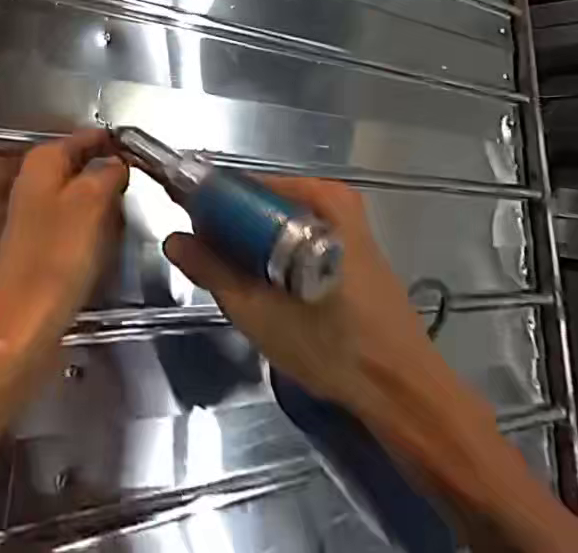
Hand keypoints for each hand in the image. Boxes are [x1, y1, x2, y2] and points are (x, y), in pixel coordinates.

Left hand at [0, 129, 126, 367]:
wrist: (23, 320)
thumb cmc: (57, 256)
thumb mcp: (92, 202)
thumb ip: (108, 172)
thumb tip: (119, 160)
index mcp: (43, 160)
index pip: (87, 136)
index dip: (117, 142)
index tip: (147, 155)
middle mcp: (34, 179)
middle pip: (83, 163)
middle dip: (112, 172)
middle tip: (144, 186)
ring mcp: (35, 211)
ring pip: (81, 192)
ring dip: (104, 200)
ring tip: (130, 212)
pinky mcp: (41, 241)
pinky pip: (76, 219)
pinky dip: (94, 224)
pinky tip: (108, 238)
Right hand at [162, 175, 444, 411]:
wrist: (402, 392)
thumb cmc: (330, 345)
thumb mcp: (257, 309)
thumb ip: (211, 269)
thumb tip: (175, 240)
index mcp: (316, 200)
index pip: (245, 185)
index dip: (211, 207)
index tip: (191, 232)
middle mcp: (335, 202)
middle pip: (261, 203)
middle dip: (231, 230)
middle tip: (214, 265)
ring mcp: (350, 225)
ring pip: (279, 223)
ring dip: (253, 246)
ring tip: (240, 282)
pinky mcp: (355, 251)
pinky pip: (299, 238)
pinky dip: (277, 255)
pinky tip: (271, 290)